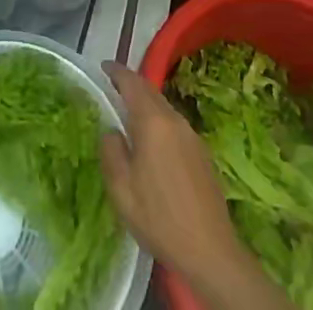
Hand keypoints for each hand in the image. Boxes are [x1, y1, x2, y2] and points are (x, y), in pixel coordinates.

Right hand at [101, 60, 293, 309]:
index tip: (104, 66)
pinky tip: (150, 142)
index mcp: (154, 123)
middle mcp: (176, 120)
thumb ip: (112, 153)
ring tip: (127, 114)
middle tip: (111, 87)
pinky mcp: (201, 151)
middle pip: (151, 93)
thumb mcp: (122, 190)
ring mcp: (192, 134)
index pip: (134, 85)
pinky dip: (158, 122)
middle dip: (132, 85)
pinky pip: (174, 125)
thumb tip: (111, 130)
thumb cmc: (158, 218)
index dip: (118, 73)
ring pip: (164, 109)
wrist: (208, 245)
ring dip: (146, 104)